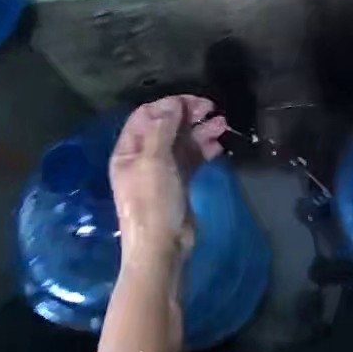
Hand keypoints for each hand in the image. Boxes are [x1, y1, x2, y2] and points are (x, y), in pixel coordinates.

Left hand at [108, 96, 227, 265]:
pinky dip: (204, 150)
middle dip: (189, 116)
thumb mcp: (154, 161)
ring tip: (223, 125)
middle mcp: (143, 157)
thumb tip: (173, 104)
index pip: (147, 115)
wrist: (162, 248)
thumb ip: (162, 129)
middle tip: (212, 110)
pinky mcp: (178, 184)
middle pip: (166, 127)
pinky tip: (219, 146)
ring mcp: (161, 171)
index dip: (169, 105)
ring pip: (182, 142)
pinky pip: (191, 159)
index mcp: (129, 150)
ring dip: (201, 131)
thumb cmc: (152, 202)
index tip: (195, 103)